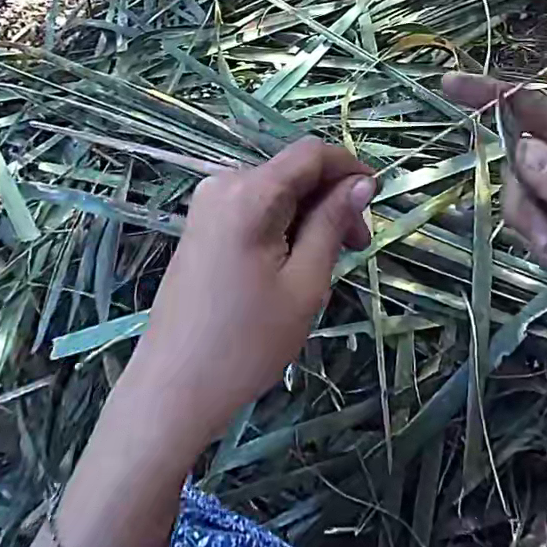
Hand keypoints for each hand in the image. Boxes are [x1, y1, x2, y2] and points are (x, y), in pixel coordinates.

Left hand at [122, 138, 375, 443]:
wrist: (170, 393)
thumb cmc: (245, 342)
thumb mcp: (304, 282)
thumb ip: (332, 222)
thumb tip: (361, 182)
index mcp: (249, 193)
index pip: (311, 153)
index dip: (349, 168)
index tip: (376, 201)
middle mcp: (223, 185)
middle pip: (293, 172)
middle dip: (331, 199)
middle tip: (357, 248)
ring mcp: (207, 205)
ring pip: (277, 191)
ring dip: (310, 214)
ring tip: (327, 262)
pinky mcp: (201, 226)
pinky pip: (255, 208)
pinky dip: (284, 224)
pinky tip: (295, 261)